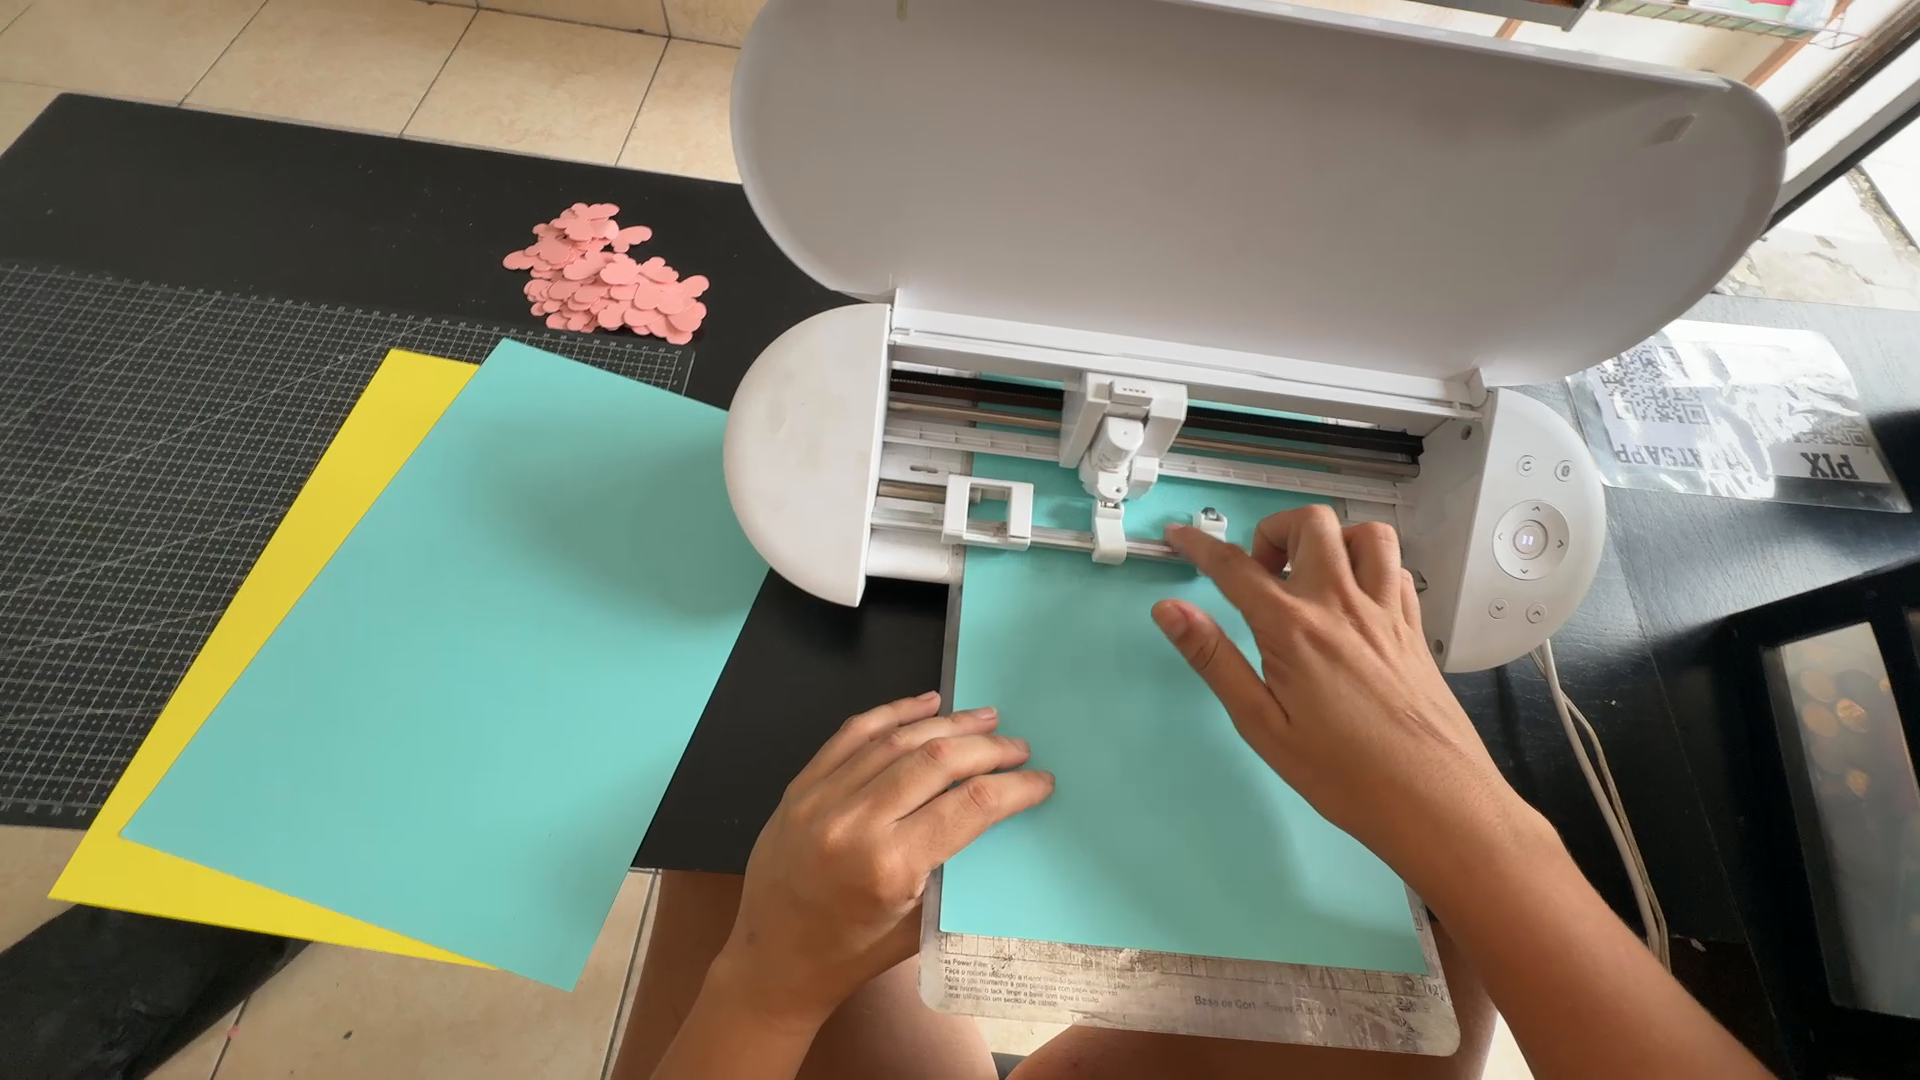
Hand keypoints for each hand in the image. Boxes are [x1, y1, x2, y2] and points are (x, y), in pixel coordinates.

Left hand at [708, 693, 1054, 1027]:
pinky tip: (927, 702)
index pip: (969, 806)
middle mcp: (855, 822)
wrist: (769, 962)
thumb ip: (953, 864)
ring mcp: (823, 796)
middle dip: (988, 748)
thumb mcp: (916, 924)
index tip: (1040, 780)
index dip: (1014, 787)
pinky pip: (854, 731)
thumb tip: (992, 810)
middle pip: (938, 760)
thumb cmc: (850, 954)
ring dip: (949, 723)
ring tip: (984, 717)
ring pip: (899, 738)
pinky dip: (895, 711)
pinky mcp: (802, 783)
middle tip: (1017, 746)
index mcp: (890, 867)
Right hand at [1153, 506, 1545, 892]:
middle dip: (1272, 532)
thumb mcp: (1259, 722)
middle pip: (1308, 523)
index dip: (1199, 544)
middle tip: (1260, 575)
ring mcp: (1386, 611)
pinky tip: (1351, 600)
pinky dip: (1367, 565)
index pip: (1234, 567)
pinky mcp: (1415, 627)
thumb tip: (1168, 609)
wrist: (1439, 805)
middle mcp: (1342, 604)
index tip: (1179, 535)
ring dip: (1328, 540)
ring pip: (1364, 533)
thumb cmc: (1340, 772)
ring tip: (1308, 577)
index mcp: (1294, 627)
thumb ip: (1213, 657)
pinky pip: (1395, 567)